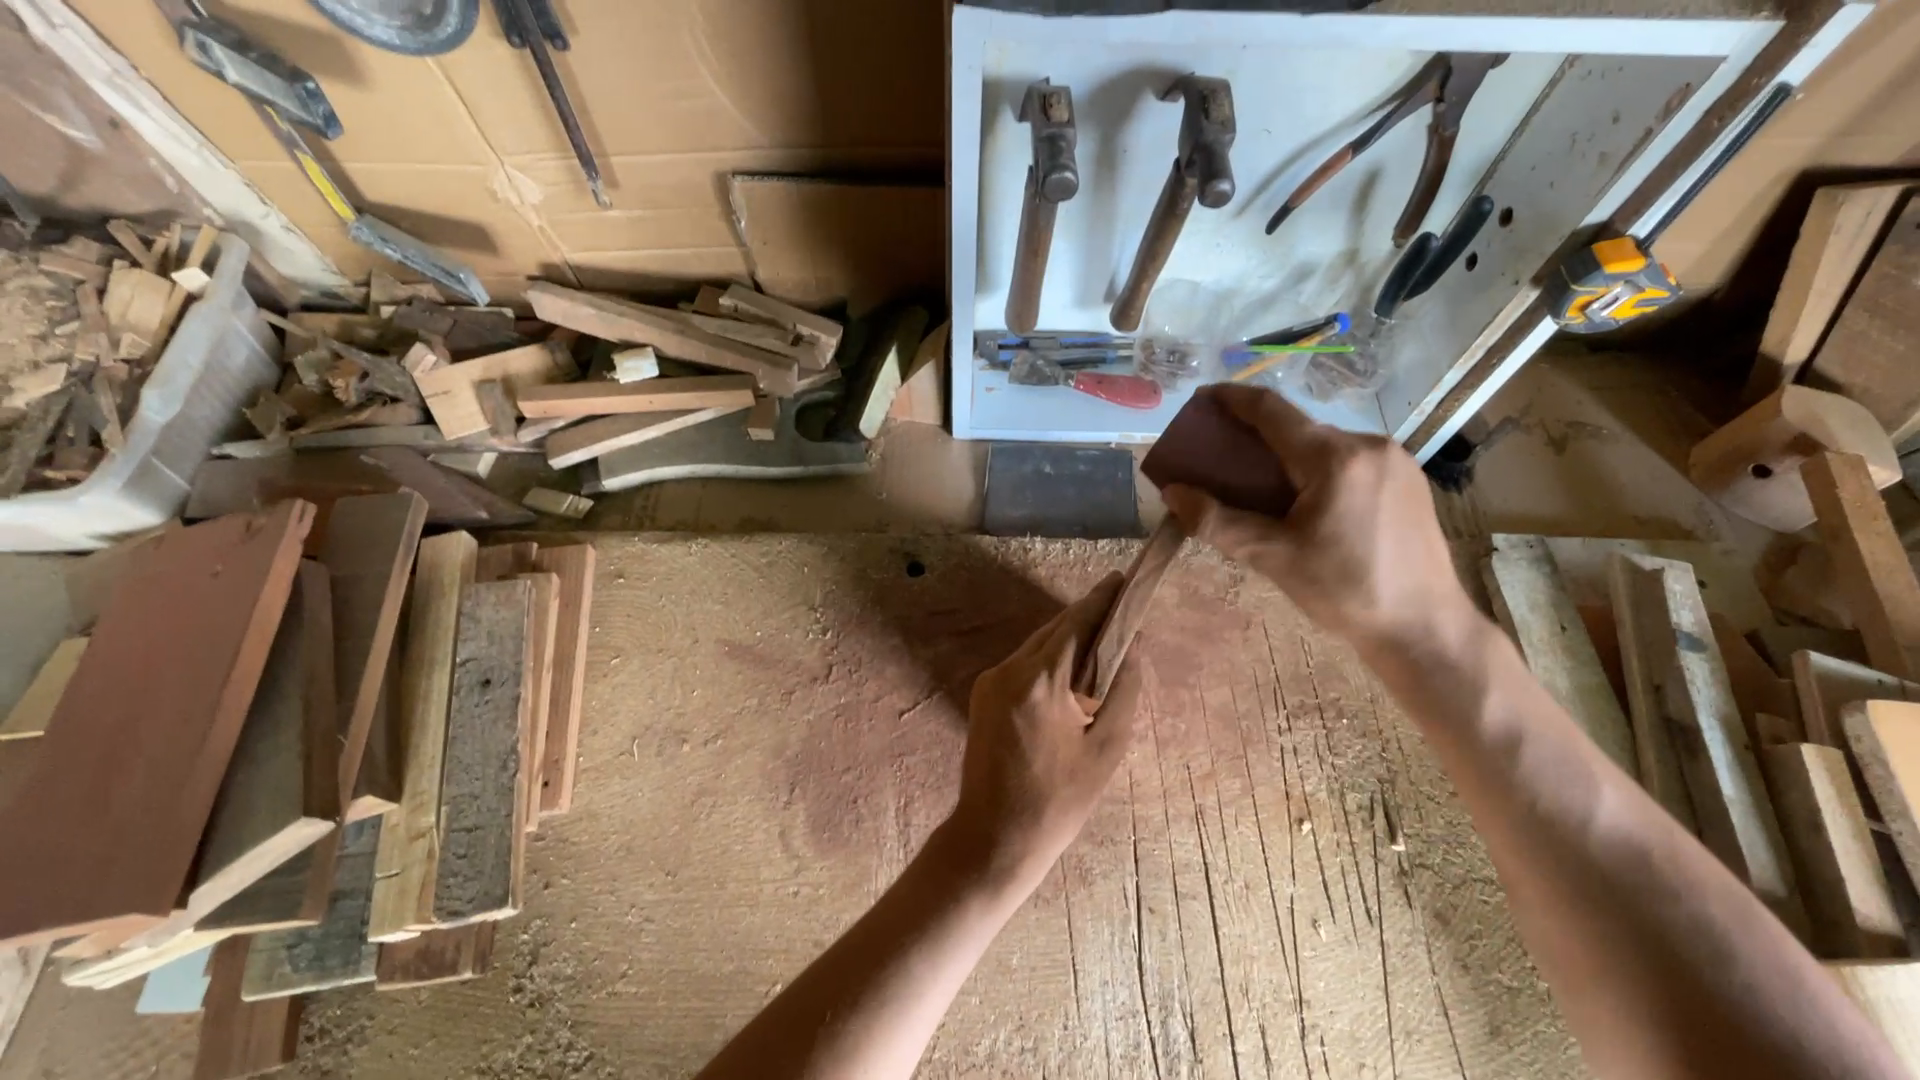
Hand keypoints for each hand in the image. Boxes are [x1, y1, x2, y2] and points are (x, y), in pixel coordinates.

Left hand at [946, 573, 1143, 887]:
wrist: (995, 838)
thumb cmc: (1059, 800)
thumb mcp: (1106, 747)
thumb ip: (1123, 689)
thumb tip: (1133, 646)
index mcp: (1038, 682)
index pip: (1074, 624)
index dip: (1101, 600)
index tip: (1122, 579)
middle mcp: (1007, 672)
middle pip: (1053, 632)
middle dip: (1087, 618)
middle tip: (1121, 607)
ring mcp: (989, 684)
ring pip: (1036, 647)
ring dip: (1068, 639)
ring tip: (1105, 635)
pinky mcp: (983, 697)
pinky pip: (1023, 666)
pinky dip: (1050, 660)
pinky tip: (1074, 667)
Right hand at [1160, 384, 1471, 653]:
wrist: (1425, 627)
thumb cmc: (1346, 591)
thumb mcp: (1273, 557)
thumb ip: (1218, 522)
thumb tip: (1173, 493)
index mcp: (1335, 458)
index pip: (1273, 411)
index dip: (1233, 399)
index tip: (1202, 398)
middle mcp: (1370, 445)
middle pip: (1299, 429)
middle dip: (1256, 438)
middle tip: (1222, 458)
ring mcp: (1395, 461)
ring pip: (1325, 446)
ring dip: (1287, 457)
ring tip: (1259, 485)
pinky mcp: (1409, 481)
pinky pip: (1350, 462)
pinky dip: (1317, 470)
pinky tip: (1304, 501)